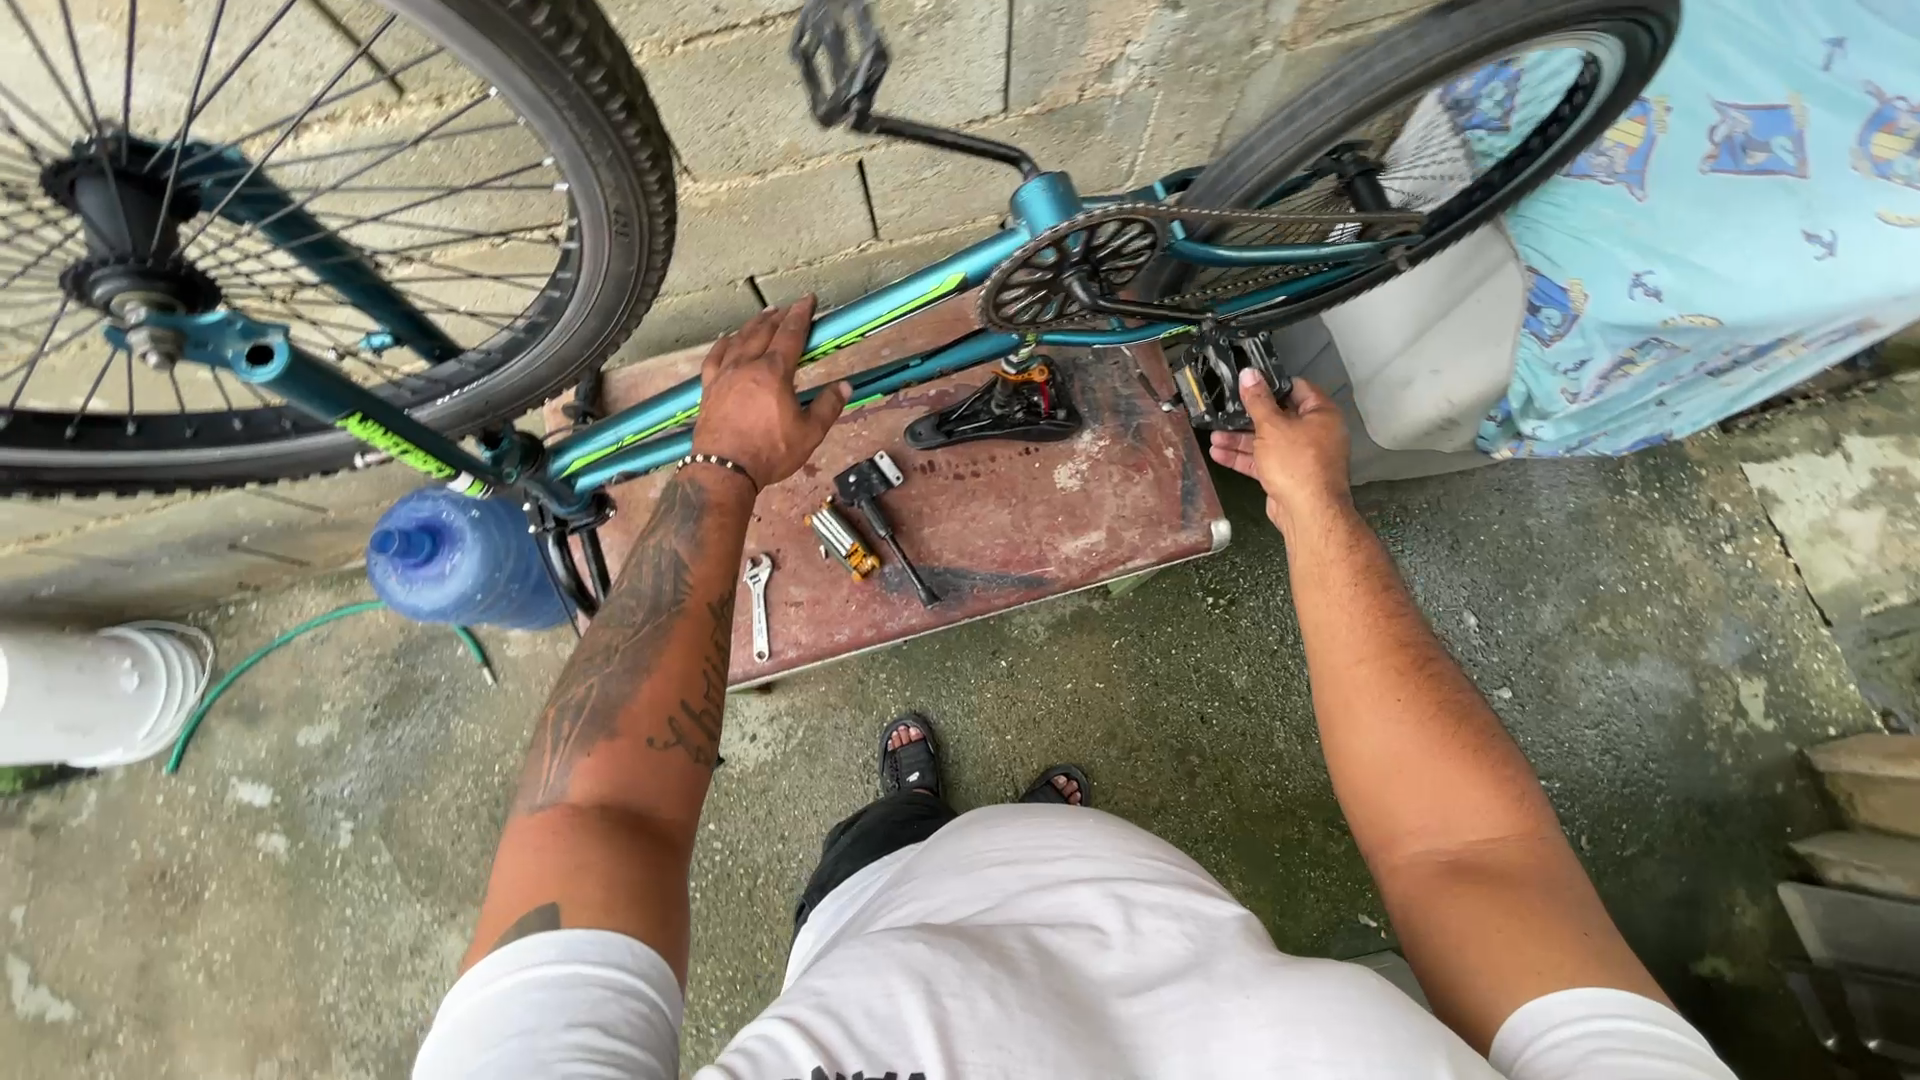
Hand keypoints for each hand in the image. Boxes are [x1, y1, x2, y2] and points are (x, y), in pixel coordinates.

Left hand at [689, 295, 850, 489]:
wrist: (724, 469)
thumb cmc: (769, 452)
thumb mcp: (809, 433)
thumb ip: (828, 406)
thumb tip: (845, 387)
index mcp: (774, 373)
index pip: (790, 335)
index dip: (801, 315)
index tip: (808, 301)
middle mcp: (747, 366)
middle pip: (763, 331)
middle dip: (779, 316)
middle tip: (788, 308)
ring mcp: (724, 375)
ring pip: (739, 339)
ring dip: (753, 325)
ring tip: (763, 316)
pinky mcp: (709, 388)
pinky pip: (715, 356)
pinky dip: (723, 343)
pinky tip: (727, 339)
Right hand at [1208, 371, 1353, 536]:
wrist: (1308, 512)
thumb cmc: (1296, 462)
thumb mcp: (1272, 426)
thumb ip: (1257, 400)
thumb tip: (1249, 373)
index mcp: (1320, 414)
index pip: (1295, 389)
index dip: (1270, 384)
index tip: (1246, 383)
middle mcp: (1314, 432)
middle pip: (1277, 417)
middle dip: (1246, 418)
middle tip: (1222, 411)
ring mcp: (1299, 456)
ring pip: (1266, 441)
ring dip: (1239, 439)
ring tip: (1213, 436)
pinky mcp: (1286, 475)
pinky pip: (1263, 460)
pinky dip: (1243, 457)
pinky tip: (1218, 454)